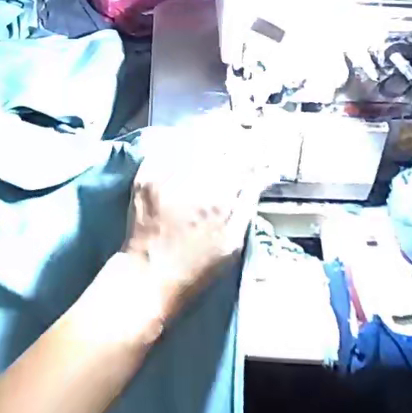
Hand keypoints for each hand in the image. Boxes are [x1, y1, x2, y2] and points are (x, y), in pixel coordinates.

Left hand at [119, 128, 263, 322]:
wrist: (146, 278)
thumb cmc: (196, 268)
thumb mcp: (232, 242)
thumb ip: (249, 202)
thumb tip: (265, 174)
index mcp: (219, 197)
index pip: (243, 157)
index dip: (253, 150)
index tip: (257, 150)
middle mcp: (193, 179)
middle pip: (220, 141)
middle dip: (233, 138)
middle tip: (239, 139)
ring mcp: (167, 174)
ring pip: (194, 138)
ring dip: (209, 134)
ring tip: (216, 136)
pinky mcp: (146, 174)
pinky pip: (168, 145)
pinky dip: (182, 140)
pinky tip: (189, 143)